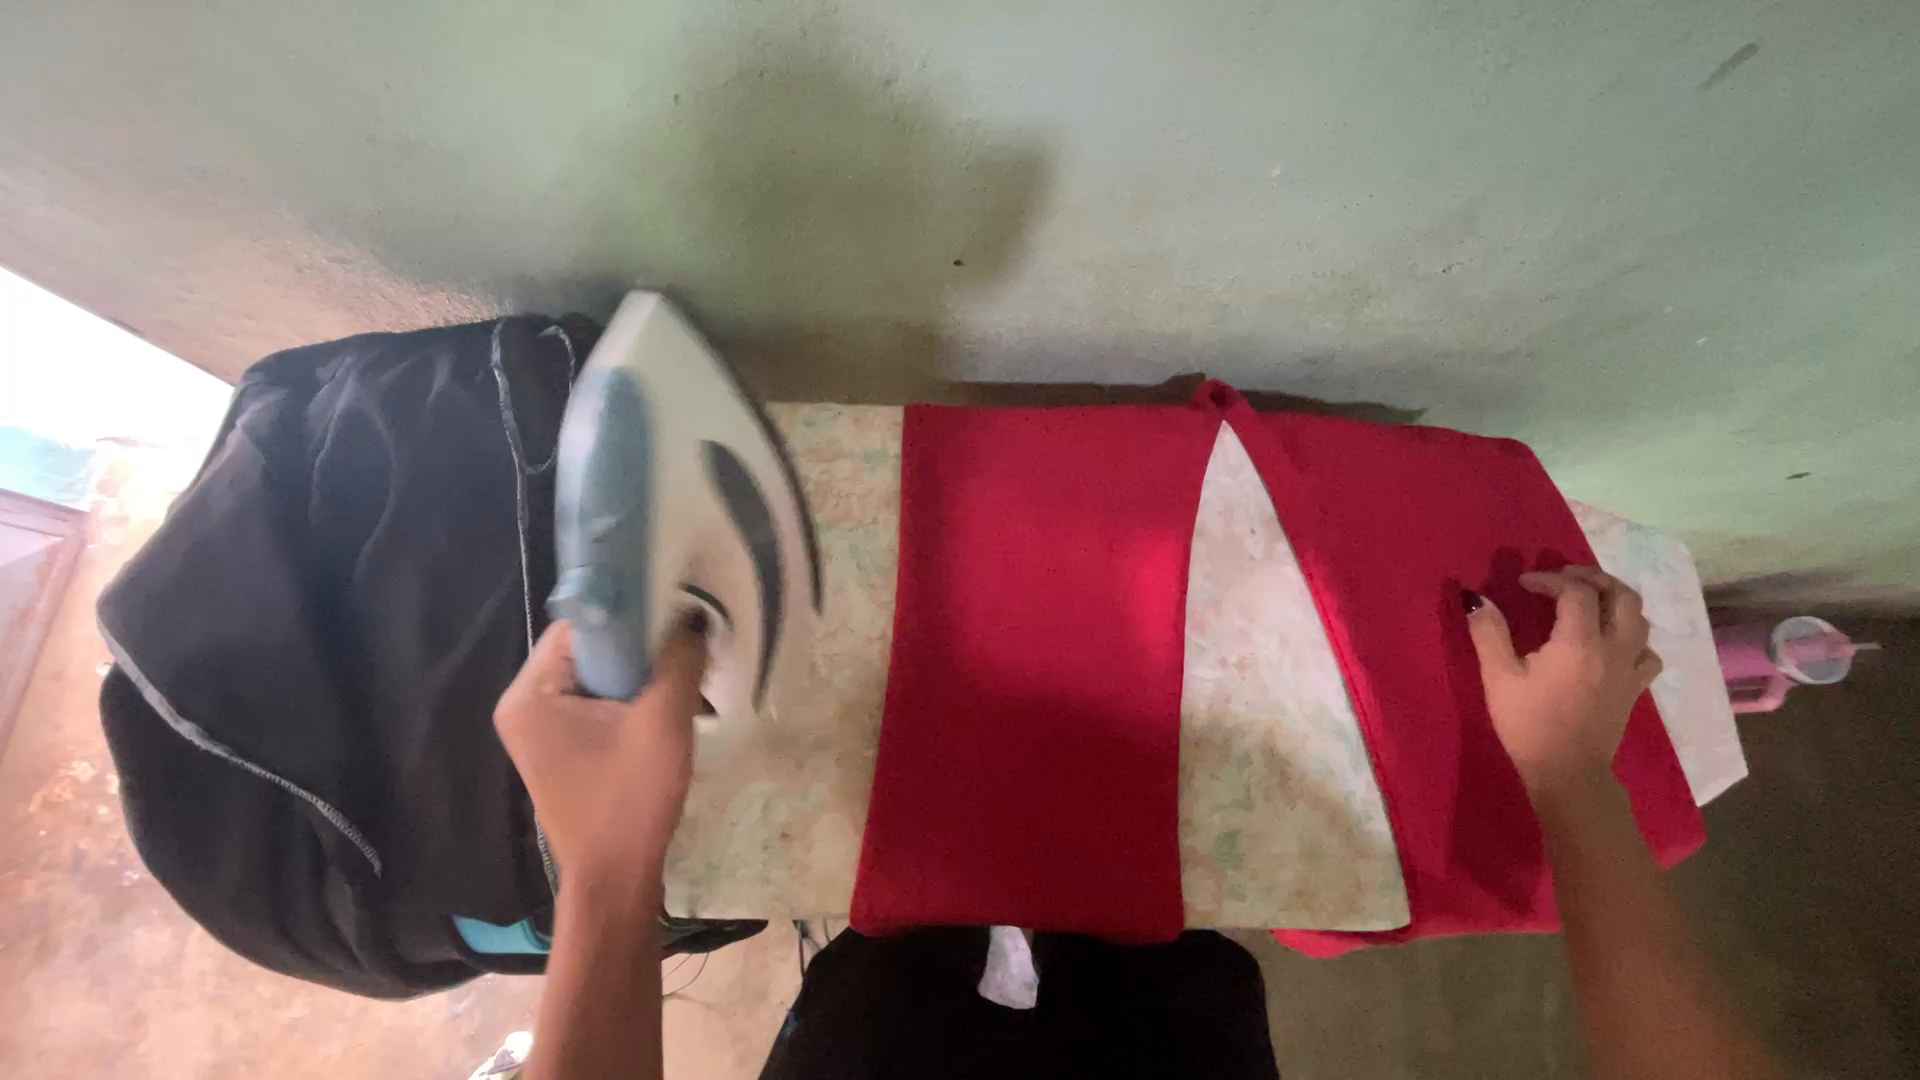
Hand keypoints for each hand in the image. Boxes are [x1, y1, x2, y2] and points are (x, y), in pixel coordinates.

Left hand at [494, 618, 707, 886]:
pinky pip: (602, 700)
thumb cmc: (630, 799)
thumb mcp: (664, 720)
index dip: (631, 616)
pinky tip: (674, 711)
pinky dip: (639, 698)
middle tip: (689, 657)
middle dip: (645, 649)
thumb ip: (679, 658)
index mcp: (531, 694)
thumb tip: (694, 613)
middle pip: (593, 647)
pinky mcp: (564, 746)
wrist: (616, 878)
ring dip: (648, 675)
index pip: (582, 624)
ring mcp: (542, 728)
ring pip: (603, 673)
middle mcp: (526, 704)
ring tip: (689, 688)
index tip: (676, 621)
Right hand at [1464, 567, 1662, 800]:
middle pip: (1622, 597)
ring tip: (1588, 600)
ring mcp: (1630, 668)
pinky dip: (1631, 634)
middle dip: (1595, 578)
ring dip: (1615, 600)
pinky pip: (1646, 650)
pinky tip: (1611, 641)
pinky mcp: (1635, 687)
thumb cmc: (1527, 722)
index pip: (1576, 593)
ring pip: (1640, 620)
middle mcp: (1614, 649)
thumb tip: (1475, 598)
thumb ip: (1489, 632)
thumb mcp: (1497, 676)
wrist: (1567, 770)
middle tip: (1564, 576)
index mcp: (1580, 643)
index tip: (1522, 584)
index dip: (1550, 580)